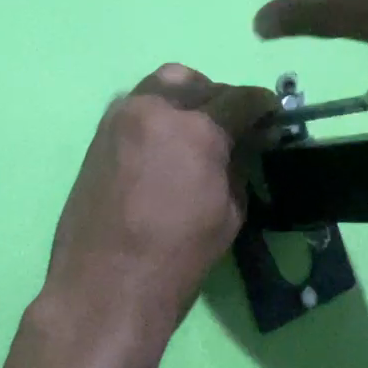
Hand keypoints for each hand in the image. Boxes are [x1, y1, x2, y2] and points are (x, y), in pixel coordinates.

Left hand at [42, 64, 277, 338]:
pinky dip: (154, 115)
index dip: (261, 106)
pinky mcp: (96, 138)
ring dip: (181, 99)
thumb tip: (241, 145)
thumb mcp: (229, 213)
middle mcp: (154, 110)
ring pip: (158, 87)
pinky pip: (133, 108)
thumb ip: (237, 166)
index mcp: (196, 129)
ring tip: (193, 131)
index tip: (271, 115)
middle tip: (229, 124)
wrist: (104, 286)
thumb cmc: (177, 258)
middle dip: (217, 96)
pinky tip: (162, 147)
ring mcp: (118, 119)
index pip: (240, 99)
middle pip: (193, 81)